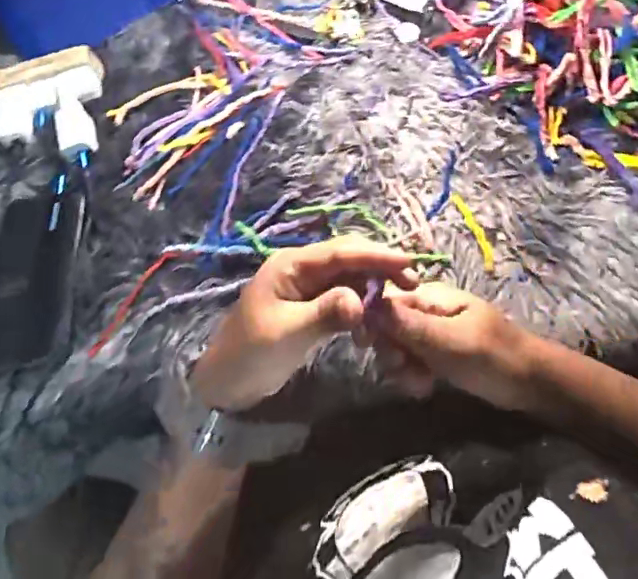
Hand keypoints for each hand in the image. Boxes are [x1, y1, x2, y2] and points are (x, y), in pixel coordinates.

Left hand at [189, 236, 419, 411]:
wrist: (225, 384)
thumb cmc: (251, 353)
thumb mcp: (288, 334)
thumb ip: (325, 314)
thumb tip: (360, 302)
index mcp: (292, 264)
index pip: (340, 252)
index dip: (375, 255)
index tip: (408, 263)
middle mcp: (302, 268)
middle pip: (348, 258)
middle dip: (380, 267)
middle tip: (412, 284)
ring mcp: (307, 286)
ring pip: (349, 277)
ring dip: (372, 289)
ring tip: (397, 306)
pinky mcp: (312, 306)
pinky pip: (344, 297)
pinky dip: (360, 307)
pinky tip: (370, 327)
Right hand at [373, 282, 545, 410]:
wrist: (532, 384)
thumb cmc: (493, 357)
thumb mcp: (450, 342)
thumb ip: (411, 326)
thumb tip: (368, 304)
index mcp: (430, 295)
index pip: (385, 300)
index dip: (373, 323)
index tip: (370, 348)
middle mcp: (427, 308)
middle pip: (388, 325)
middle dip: (390, 351)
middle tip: (405, 373)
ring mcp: (433, 330)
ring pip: (398, 346)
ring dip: (402, 368)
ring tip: (420, 385)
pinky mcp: (438, 352)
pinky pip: (412, 360)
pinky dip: (413, 375)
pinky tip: (425, 388)